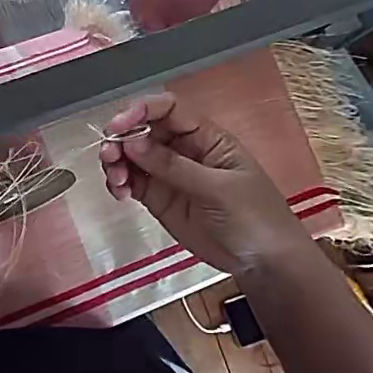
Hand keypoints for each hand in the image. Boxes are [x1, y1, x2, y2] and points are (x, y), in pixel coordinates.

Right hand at [98, 93, 310, 273]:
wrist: (263, 262)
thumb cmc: (253, 217)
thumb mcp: (218, 189)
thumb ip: (174, 166)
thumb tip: (133, 143)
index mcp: (205, 137)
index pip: (169, 110)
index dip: (141, 110)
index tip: (119, 125)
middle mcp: (183, 150)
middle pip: (143, 130)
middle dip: (121, 138)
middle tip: (109, 156)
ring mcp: (168, 174)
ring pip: (132, 155)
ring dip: (116, 161)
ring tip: (116, 181)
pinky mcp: (158, 197)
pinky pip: (131, 181)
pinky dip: (119, 183)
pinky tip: (120, 194)